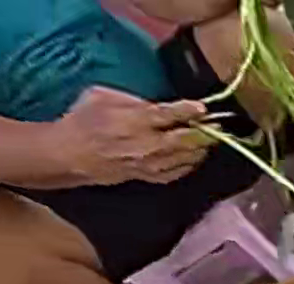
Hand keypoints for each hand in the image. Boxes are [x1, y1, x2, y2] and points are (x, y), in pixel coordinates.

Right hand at [50, 87, 208, 185]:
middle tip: (217, 126)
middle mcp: (152, 145)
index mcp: (136, 121)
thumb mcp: (102, 96)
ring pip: (192, 157)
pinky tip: (195, 153)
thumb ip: (134, 101)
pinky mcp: (160, 177)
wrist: (76, 153)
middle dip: (206, 133)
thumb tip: (162, 107)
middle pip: (189, 140)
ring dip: (203, 147)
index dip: (189, 111)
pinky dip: (193, 161)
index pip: (169, 115)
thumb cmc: (86, 119)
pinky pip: (185, 169)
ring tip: (209, 139)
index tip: (203, 109)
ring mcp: (158, 164)